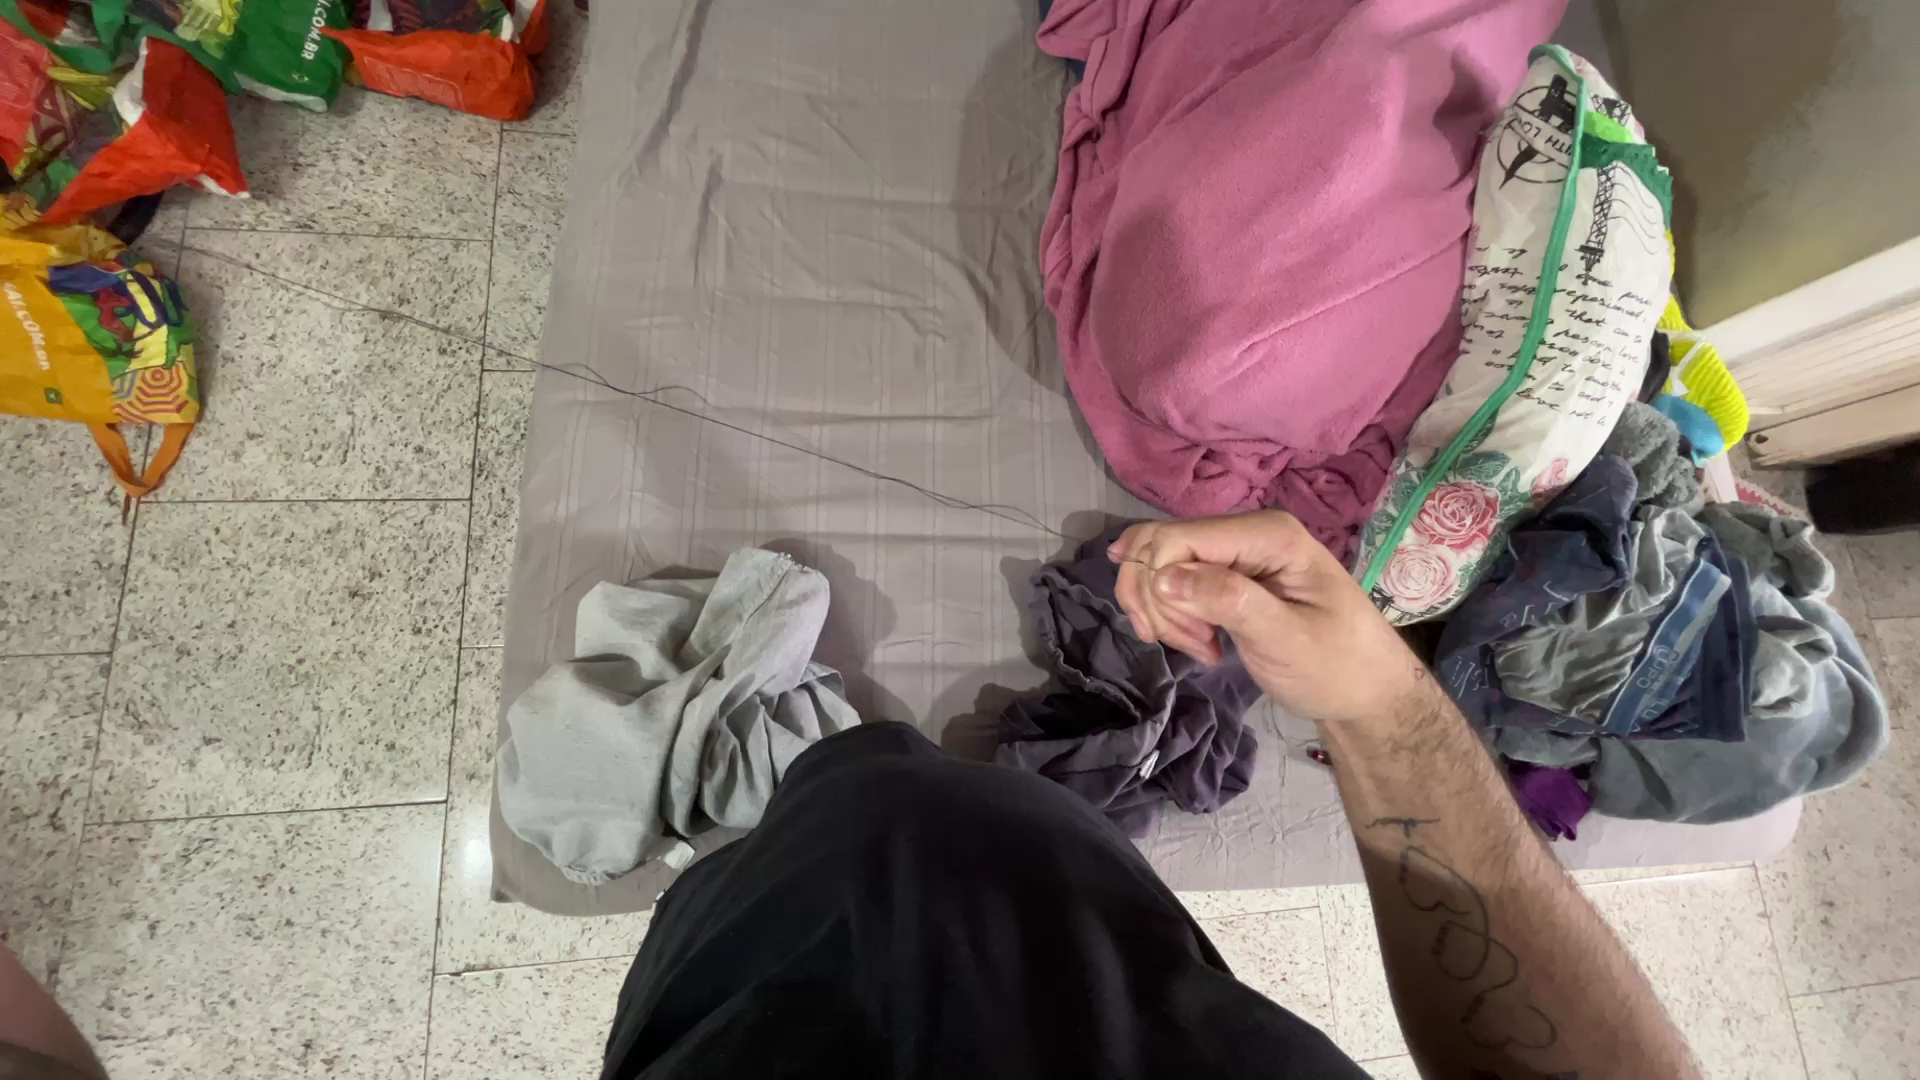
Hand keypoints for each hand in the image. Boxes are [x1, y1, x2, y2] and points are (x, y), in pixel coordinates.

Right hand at [1109, 511, 1438, 725]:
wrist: (1365, 694)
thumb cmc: (1336, 668)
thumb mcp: (1287, 640)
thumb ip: (1228, 601)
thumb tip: (1161, 577)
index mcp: (1267, 534)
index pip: (1175, 539)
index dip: (1160, 587)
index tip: (1193, 639)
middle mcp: (1243, 531)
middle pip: (1157, 548)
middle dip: (1157, 601)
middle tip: (1194, 647)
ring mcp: (1230, 552)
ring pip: (1154, 565)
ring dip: (1160, 612)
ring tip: (1199, 648)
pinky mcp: (1220, 574)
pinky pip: (1166, 580)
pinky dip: (1166, 613)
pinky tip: (1194, 640)